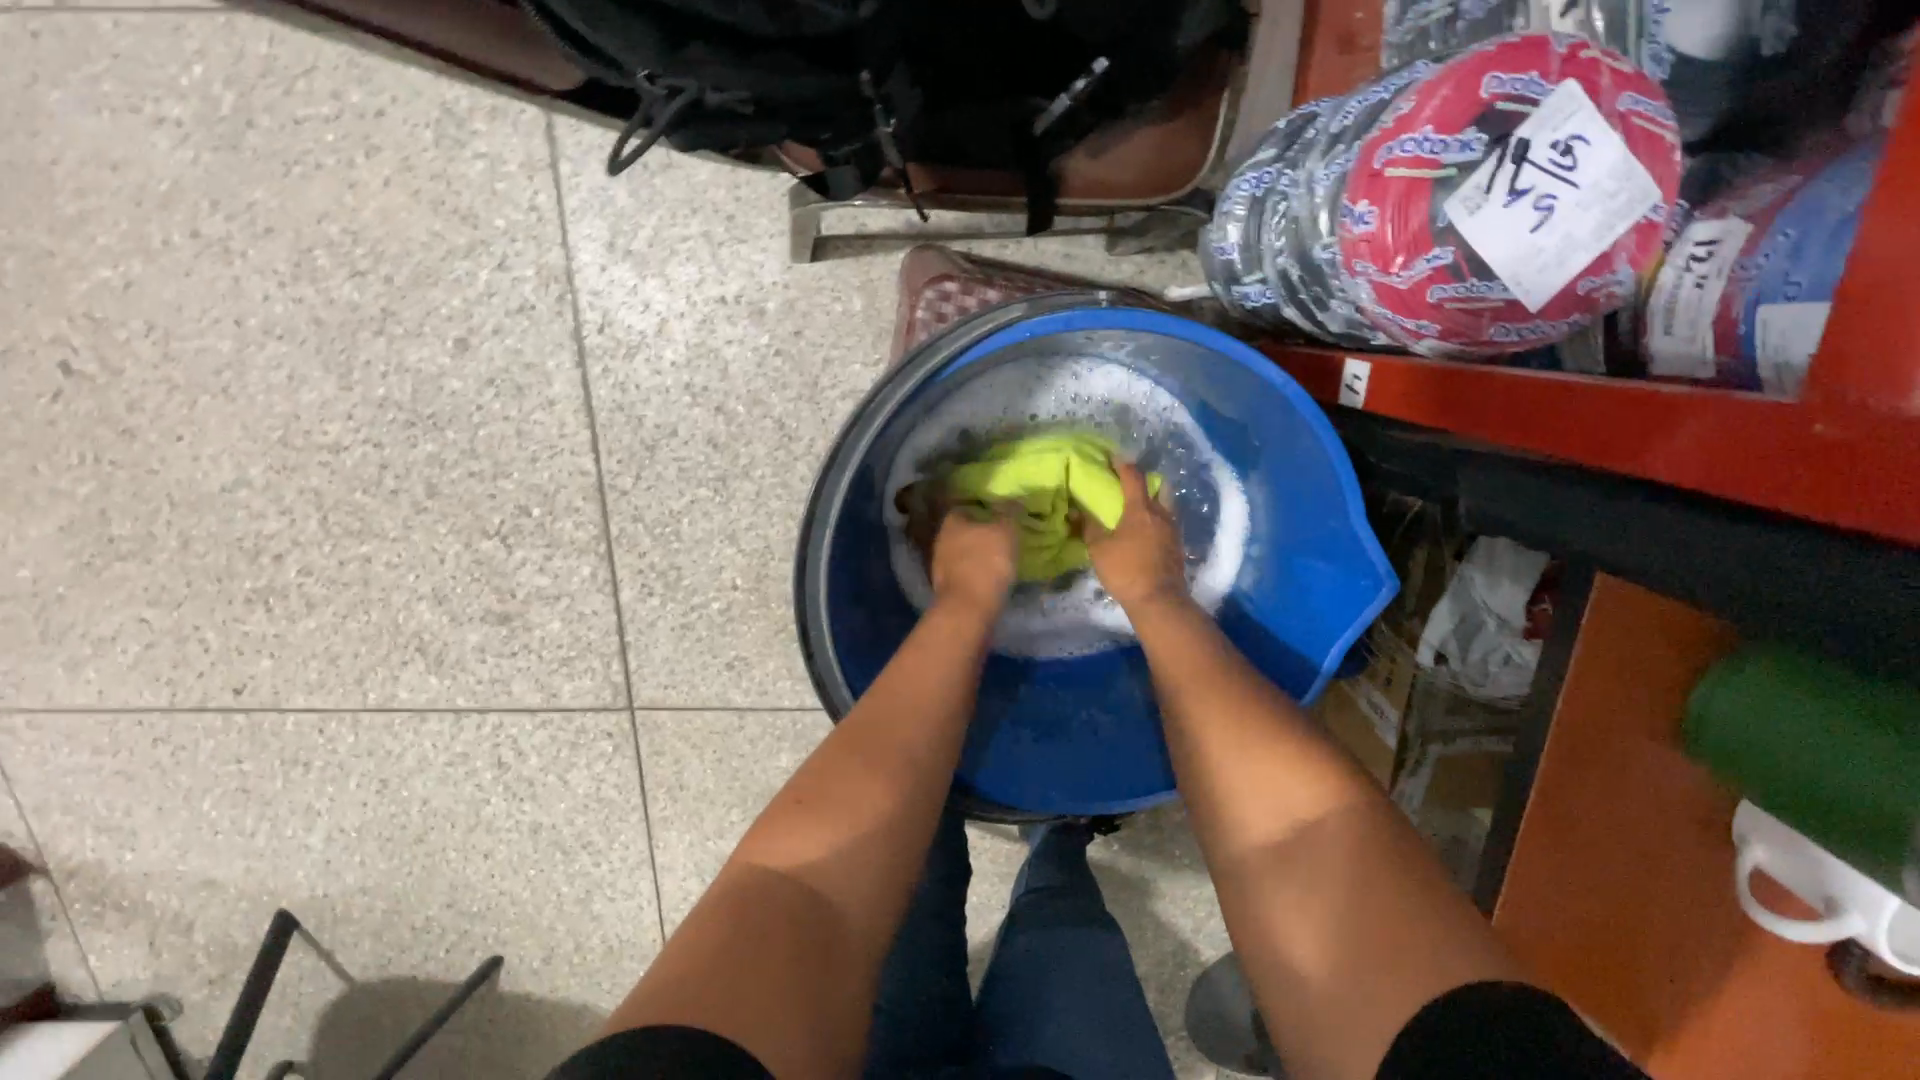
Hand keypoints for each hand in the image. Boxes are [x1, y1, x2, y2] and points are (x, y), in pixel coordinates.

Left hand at [930, 508, 1017, 619]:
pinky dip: (976, 574)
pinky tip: (992, 578)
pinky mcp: (947, 589)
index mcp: (951, 522)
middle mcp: (941, 540)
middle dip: (980, 534)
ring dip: (978, 556)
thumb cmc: (987, 562)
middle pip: (963, 532)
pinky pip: (965, 574)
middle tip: (1003, 536)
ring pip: (963, 554)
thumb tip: (1013, 499)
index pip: (965, 508)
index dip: (983, 510)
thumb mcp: (1006, 532)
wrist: (969, 608)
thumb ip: (1009, 514)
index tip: (1000, 515)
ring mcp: (940, 566)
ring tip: (1001, 558)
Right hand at [1086, 458, 1187, 613]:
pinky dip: (1158, 521)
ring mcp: (1173, 531)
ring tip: (1139, 511)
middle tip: (1132, 485)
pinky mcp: (1177, 547)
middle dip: (1148, 482)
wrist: (1158, 599)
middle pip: (1160, 487)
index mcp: (1141, 509)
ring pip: (1166, 506)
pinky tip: (1147, 532)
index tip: (1114, 458)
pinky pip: (1168, 524)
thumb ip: (1088, 527)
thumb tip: (1076, 511)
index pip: (1133, 477)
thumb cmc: (1125, 569)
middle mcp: (1161, 514)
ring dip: (1155, 502)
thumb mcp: (1099, 549)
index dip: (1123, 465)